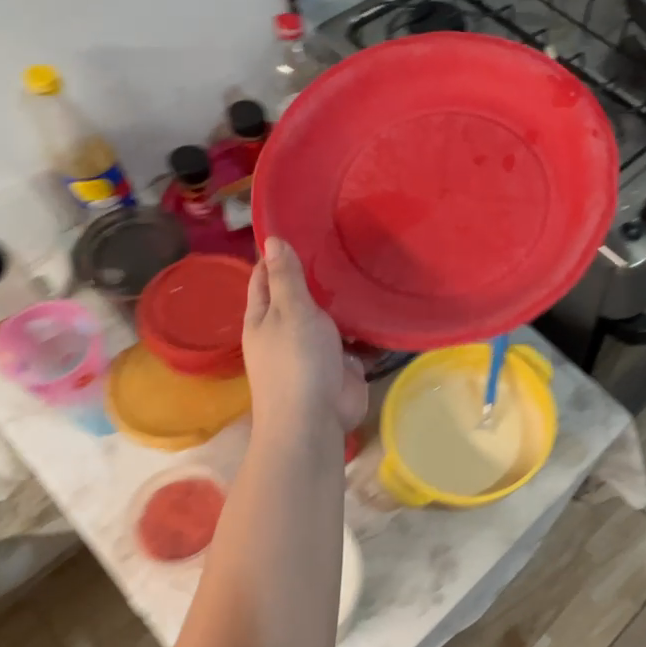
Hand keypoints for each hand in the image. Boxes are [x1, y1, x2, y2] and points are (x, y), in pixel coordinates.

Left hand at [242, 237, 366, 432]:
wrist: (315, 419)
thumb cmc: (296, 361)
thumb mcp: (289, 311)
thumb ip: (286, 278)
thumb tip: (272, 240)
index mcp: (263, 317)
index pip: (265, 277)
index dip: (278, 254)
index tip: (301, 227)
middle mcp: (286, 331)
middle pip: (300, 296)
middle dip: (318, 274)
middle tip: (344, 240)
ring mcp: (315, 349)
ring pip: (330, 317)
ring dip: (345, 300)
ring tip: (367, 266)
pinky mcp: (341, 364)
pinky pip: (355, 339)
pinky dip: (366, 326)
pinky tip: (382, 304)